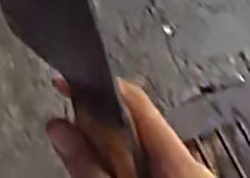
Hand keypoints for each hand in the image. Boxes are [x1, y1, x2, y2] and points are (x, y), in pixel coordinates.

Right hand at [47, 77, 210, 177]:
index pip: (133, 98)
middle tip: (65, 133)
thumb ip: (89, 167)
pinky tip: (103, 174)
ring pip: (138, 153)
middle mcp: (192, 166)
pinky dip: (122, 170)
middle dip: (97, 128)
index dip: (95, 84)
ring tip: (80, 158)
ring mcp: (189, 177)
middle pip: (133, 128)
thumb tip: (57, 126)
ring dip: (108, 153)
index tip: (62, 80)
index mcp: (182, 159)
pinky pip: (147, 170)